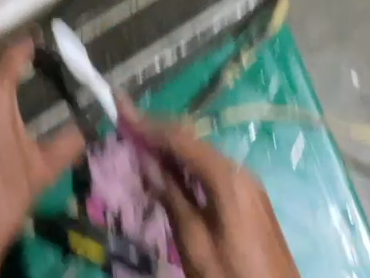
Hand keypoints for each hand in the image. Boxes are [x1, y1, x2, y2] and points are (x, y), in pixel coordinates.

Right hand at [123, 100, 299, 277]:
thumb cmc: (232, 277)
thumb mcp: (195, 243)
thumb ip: (171, 196)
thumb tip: (146, 159)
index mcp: (227, 176)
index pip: (179, 138)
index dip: (146, 123)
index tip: (119, 109)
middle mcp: (240, 170)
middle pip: (192, 141)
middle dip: (157, 132)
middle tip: (125, 126)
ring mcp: (248, 185)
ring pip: (201, 155)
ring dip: (170, 149)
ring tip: (139, 145)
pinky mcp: (249, 200)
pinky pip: (212, 171)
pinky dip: (187, 166)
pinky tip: (169, 171)